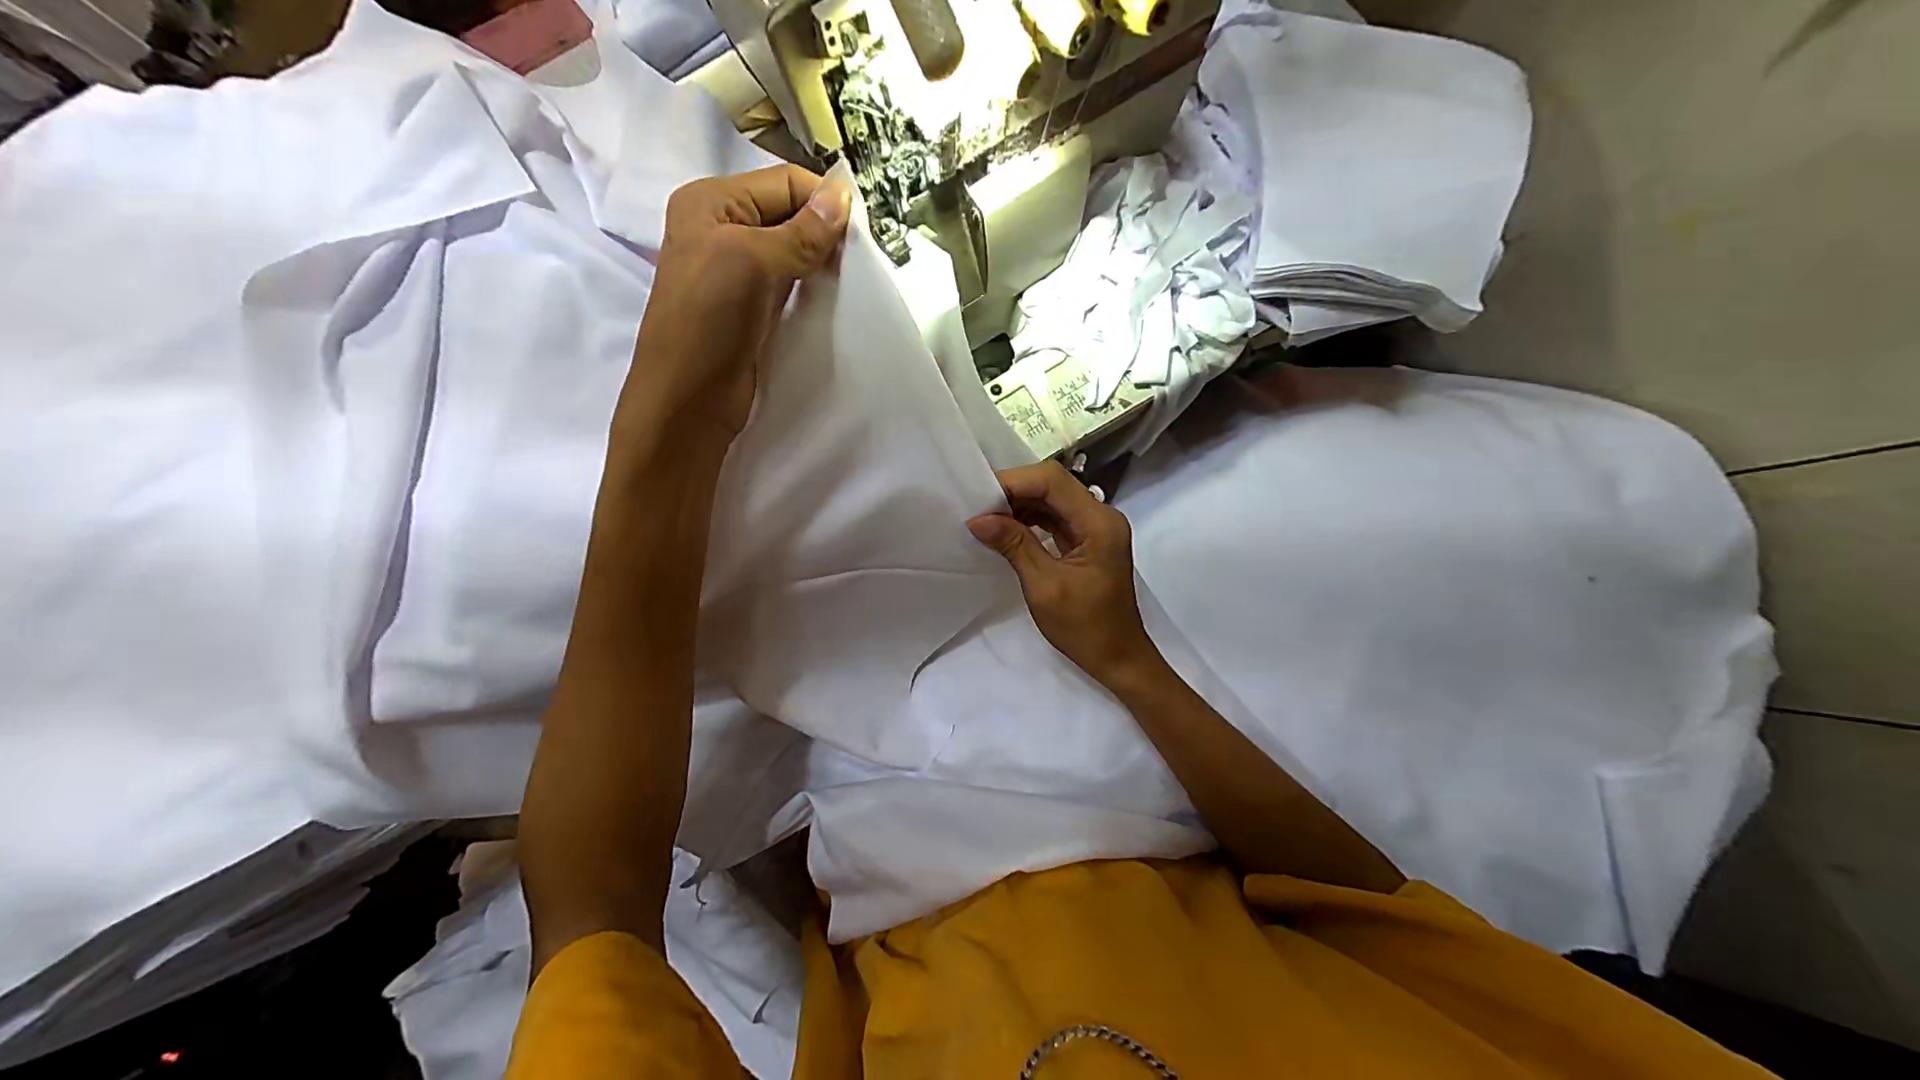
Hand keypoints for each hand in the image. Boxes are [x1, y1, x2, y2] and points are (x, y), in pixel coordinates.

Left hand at [618, 164, 851, 446]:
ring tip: (852, 275)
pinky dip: (814, 285)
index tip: (862, 229)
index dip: (823, 200)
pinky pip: (791, 282)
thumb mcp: (752, 261)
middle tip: (862, 255)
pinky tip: (835, 295)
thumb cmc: (708, 320)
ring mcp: (736, 270)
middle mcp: (722, 229)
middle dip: (825, 230)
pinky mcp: (752, 306)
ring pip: (794, 249)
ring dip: (823, 260)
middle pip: (789, 213)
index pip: (783, 182)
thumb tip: (843, 197)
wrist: (687, 399)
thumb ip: (801, 230)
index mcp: (711, 202)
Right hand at [967, 462, 1162, 687]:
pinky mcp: (1088, 541)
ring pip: (1053, 500)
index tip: (979, 498)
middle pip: (1053, 485)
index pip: (1052, 481)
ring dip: (1020, 505)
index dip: (1014, 482)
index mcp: (1099, 523)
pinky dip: (1030, 520)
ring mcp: (1096, 528)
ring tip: (987, 517)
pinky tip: (1006, 528)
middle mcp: (1101, 516)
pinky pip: (1056, 518)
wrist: (1118, 658)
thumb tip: (978, 519)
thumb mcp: (1044, 586)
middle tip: (977, 506)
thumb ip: (1014, 545)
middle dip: (1014, 491)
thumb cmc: (1085, 628)